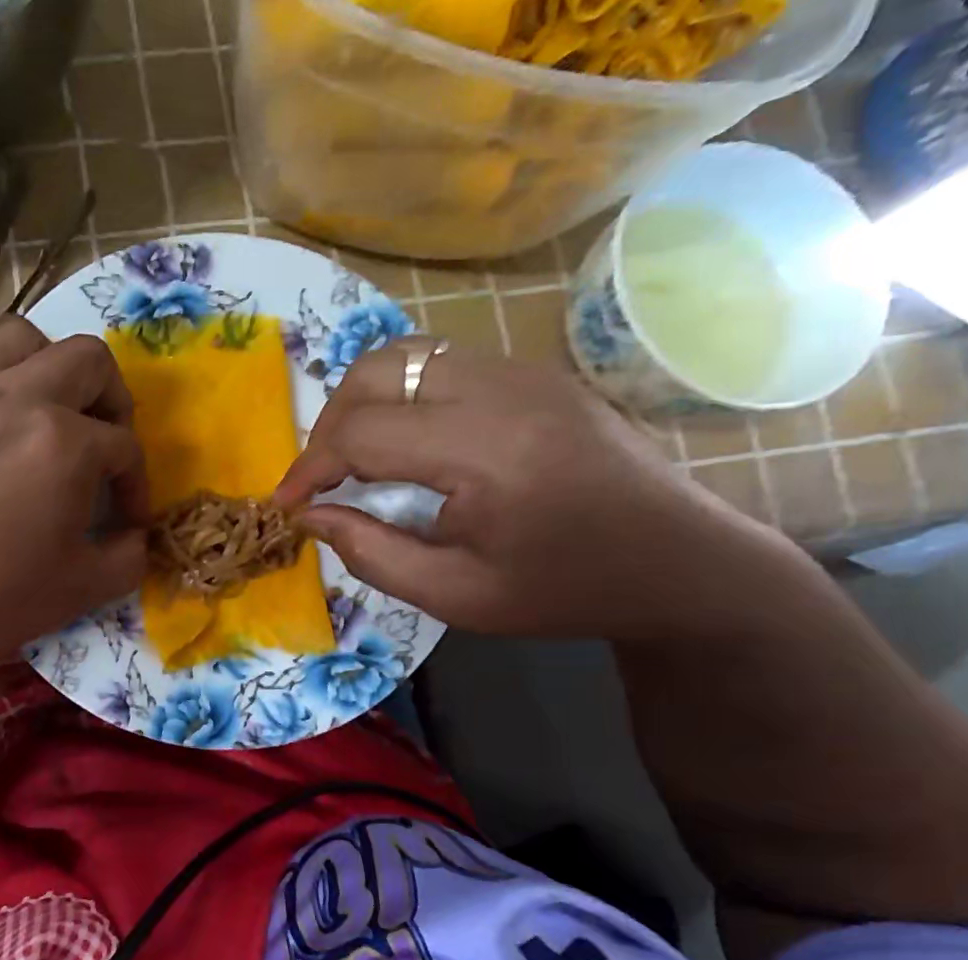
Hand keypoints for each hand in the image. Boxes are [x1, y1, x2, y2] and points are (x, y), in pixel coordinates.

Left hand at [0, 317, 147, 684]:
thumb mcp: (82, 590)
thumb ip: (130, 557)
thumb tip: (136, 537)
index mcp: (66, 441)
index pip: (126, 447)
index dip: (137, 486)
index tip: (129, 521)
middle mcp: (19, 398)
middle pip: (88, 358)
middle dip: (113, 398)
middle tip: (106, 443)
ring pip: (18, 336)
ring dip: (48, 364)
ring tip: (50, 409)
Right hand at [275, 340, 798, 639]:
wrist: (679, 561)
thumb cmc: (565, 590)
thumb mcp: (458, 596)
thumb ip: (371, 554)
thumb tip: (310, 516)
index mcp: (483, 450)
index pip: (362, 431)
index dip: (310, 466)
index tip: (288, 503)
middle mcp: (498, 390)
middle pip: (376, 372)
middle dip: (329, 423)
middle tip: (320, 476)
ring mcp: (520, 371)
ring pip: (406, 355)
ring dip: (362, 399)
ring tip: (353, 453)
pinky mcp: (531, 372)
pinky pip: (442, 361)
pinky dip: (401, 391)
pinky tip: (405, 438)